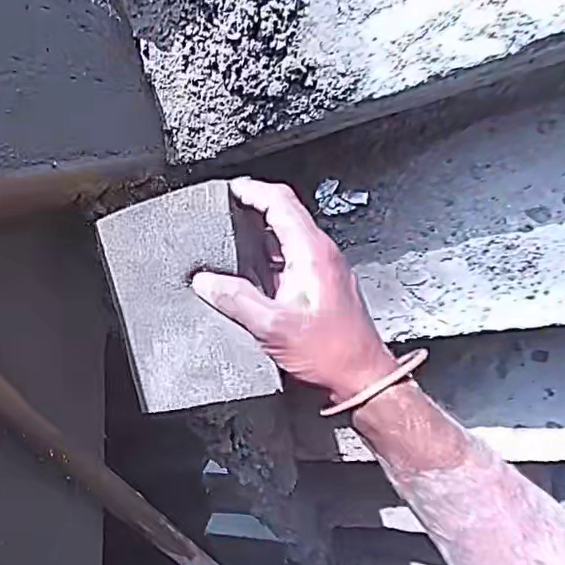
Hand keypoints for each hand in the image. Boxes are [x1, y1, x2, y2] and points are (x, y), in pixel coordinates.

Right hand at [191, 178, 396, 402]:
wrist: (359, 375)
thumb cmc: (329, 351)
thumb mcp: (272, 325)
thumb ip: (235, 299)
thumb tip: (205, 282)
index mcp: (311, 253)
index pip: (281, 202)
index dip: (253, 191)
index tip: (231, 189)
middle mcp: (321, 254)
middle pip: (286, 214)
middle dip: (255, 206)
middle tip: (228, 208)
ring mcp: (324, 269)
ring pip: (289, 236)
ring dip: (262, 231)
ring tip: (234, 235)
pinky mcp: (322, 285)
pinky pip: (292, 257)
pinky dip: (270, 254)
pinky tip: (253, 270)